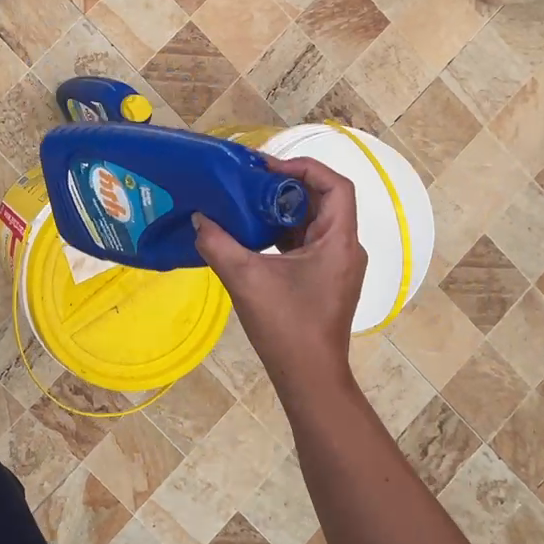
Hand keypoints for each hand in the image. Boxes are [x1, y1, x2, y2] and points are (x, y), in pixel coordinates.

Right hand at [193, 156, 367, 393]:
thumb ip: (217, 243)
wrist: (308, 377)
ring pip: (312, 220)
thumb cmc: (286, 325)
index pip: (336, 186)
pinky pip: (304, 240)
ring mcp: (336, 265)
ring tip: (243, 201)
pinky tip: (249, 233)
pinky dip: (280, 229)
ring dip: (280, 207)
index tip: (266, 167)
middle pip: (322, 199)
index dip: (304, 167)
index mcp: (339, 242)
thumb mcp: (245, 278)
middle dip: (285, 184)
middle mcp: (344, 248)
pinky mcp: (323, 278)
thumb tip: (198, 218)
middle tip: (247, 180)